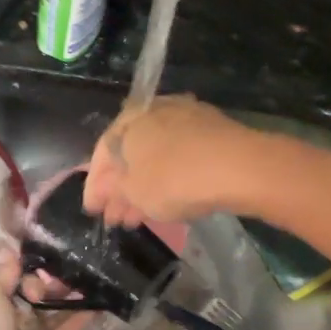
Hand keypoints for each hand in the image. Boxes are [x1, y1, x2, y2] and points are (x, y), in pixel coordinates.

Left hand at [0, 257, 90, 329]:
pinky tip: (96, 306)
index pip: (18, 279)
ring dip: (70, 300)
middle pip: (38, 296)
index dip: (32, 272)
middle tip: (68, 277)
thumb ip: (5, 273)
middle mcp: (11, 318)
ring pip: (53, 314)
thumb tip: (12, 251)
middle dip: (53, 285)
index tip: (43, 267)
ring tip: (92, 284)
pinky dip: (78, 321)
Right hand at [82, 95, 254, 227]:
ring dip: (143, 188)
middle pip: (130, 155)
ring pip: (155, 157)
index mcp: (127, 120)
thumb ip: (112, 191)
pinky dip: (167, 179)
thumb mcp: (132, 192)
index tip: (92, 210)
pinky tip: (165, 201)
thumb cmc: (172, 179)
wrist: (238, 167)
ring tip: (138, 218)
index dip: (94, 186)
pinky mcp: (212, 131)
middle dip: (120, 189)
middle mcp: (154, 111)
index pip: (101, 154)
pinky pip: (178, 157)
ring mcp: (186, 118)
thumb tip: (102, 191)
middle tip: (115, 218)